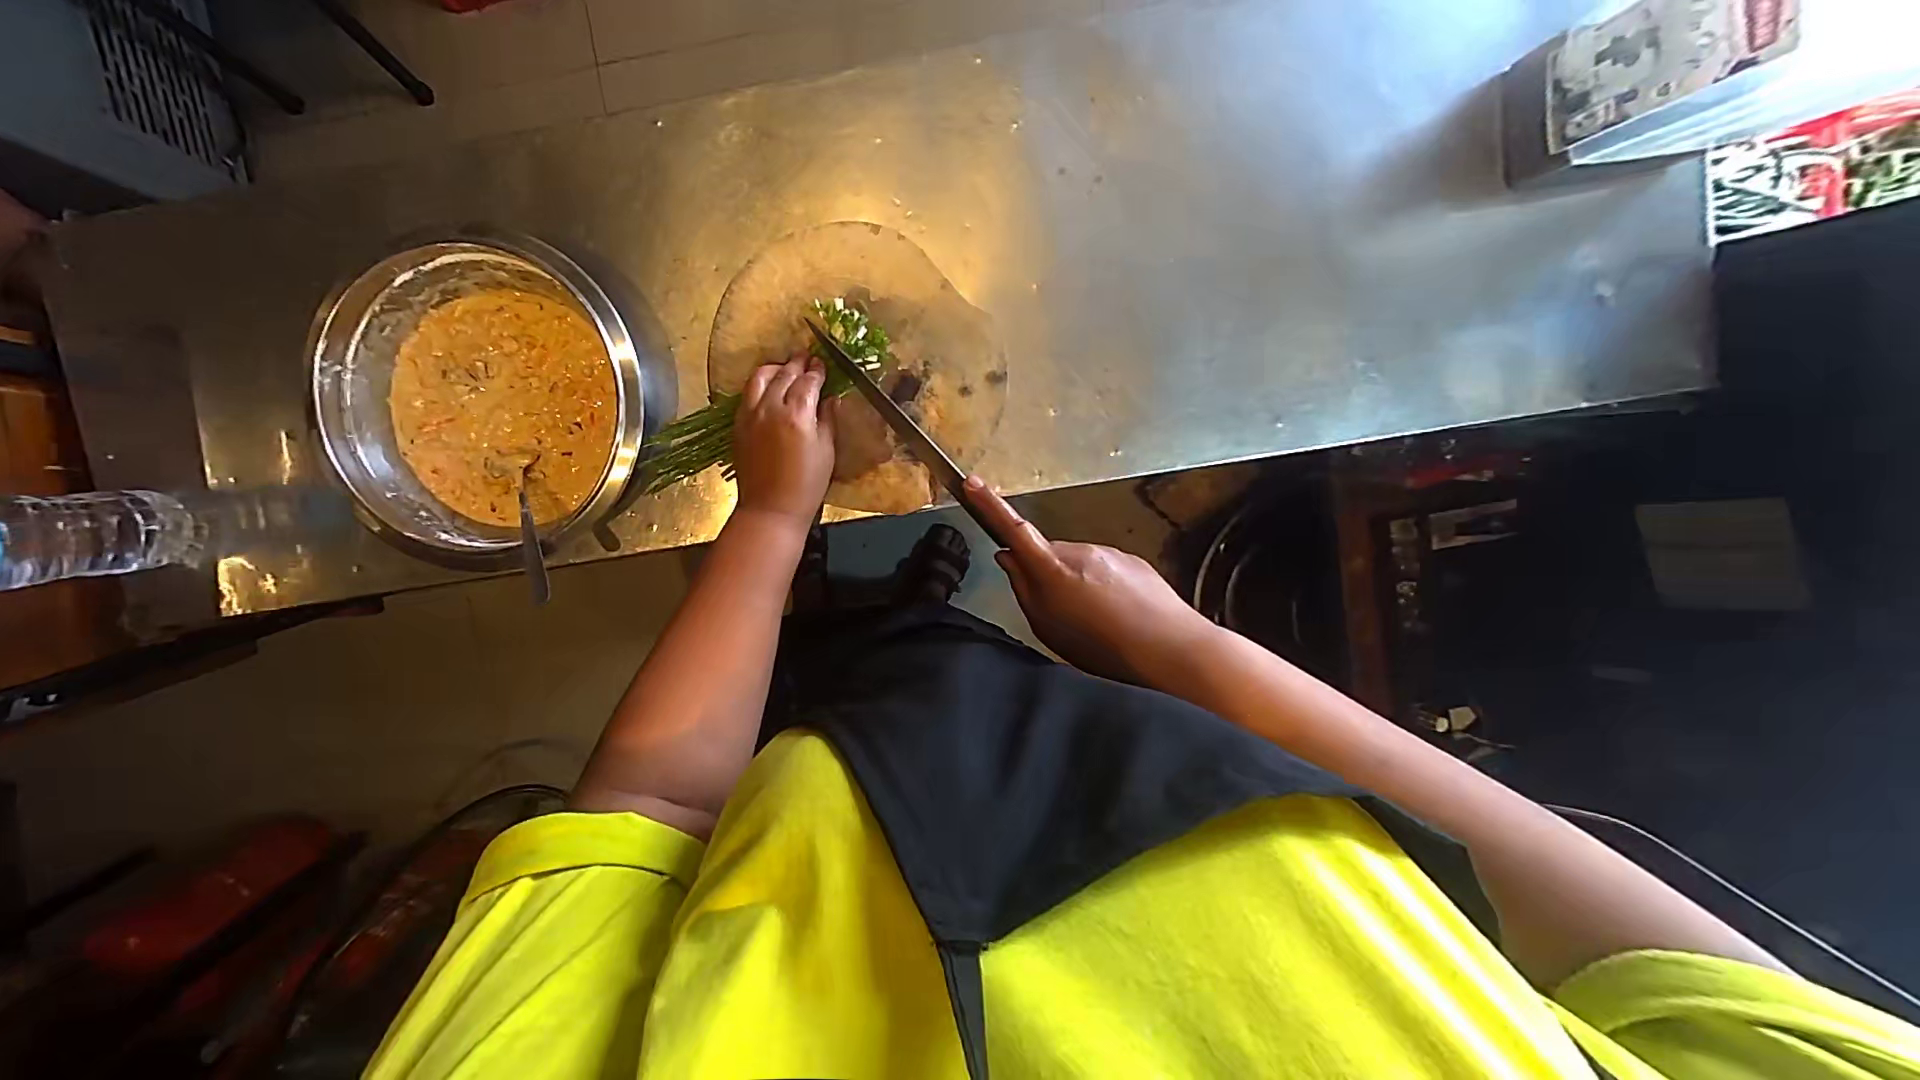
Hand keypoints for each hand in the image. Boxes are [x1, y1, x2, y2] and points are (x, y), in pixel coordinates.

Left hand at [733, 353, 835, 528]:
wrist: (771, 508)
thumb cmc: (807, 485)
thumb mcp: (827, 451)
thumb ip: (828, 420)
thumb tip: (830, 399)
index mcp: (798, 414)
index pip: (808, 381)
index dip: (817, 371)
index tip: (823, 364)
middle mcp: (771, 408)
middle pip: (784, 374)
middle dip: (797, 364)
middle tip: (806, 357)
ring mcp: (751, 415)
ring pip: (760, 378)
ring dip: (775, 368)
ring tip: (784, 367)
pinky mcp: (739, 425)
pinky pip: (748, 394)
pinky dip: (760, 384)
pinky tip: (767, 387)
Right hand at [964, 476, 1219, 684]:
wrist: (1171, 647)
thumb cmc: (1105, 646)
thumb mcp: (1048, 627)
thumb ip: (1023, 589)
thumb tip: (1009, 559)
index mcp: (1053, 568)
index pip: (1013, 529)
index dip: (989, 505)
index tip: (973, 483)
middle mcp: (1080, 551)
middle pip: (1048, 554)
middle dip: (1045, 574)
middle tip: (1057, 613)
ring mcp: (1109, 553)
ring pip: (1077, 562)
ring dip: (1077, 584)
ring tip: (1094, 622)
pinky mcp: (1132, 561)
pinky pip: (1104, 569)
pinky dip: (1102, 587)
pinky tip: (1115, 616)